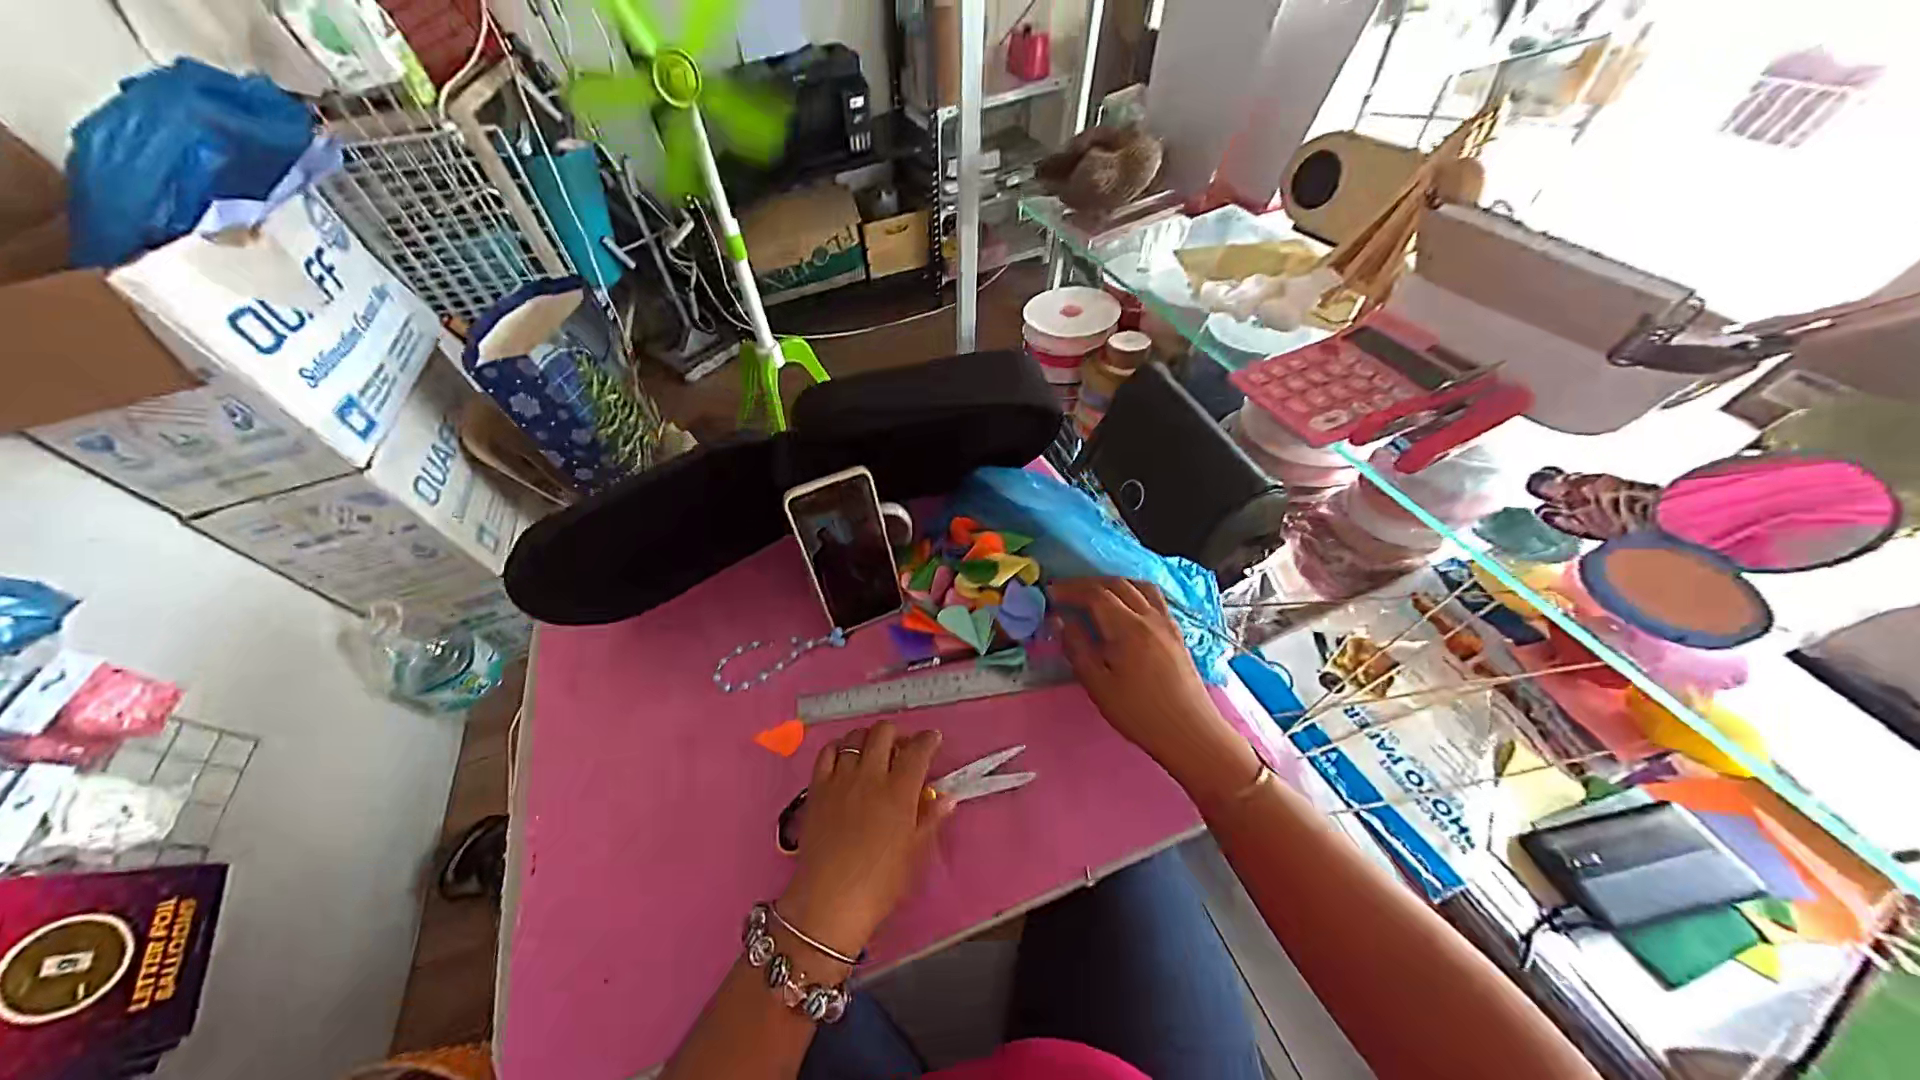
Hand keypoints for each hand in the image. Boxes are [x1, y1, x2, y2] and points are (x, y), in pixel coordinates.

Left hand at [779, 721, 953, 963]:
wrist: (829, 901)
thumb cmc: (879, 883)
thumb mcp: (914, 854)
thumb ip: (930, 819)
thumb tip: (946, 797)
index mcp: (899, 791)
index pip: (918, 750)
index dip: (928, 739)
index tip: (932, 739)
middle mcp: (870, 776)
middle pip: (884, 733)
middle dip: (897, 734)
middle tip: (902, 749)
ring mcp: (841, 779)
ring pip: (855, 738)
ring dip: (869, 738)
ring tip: (874, 752)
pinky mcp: (817, 788)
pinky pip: (827, 752)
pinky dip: (839, 748)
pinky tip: (845, 759)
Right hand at [1051, 578, 1258, 807]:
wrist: (1190, 732)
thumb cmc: (1139, 713)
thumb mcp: (1098, 685)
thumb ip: (1078, 648)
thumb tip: (1063, 621)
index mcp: (1128, 628)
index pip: (1095, 594)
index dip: (1070, 590)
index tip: (1050, 593)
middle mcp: (1149, 617)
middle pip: (1116, 584)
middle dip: (1087, 583)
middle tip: (1065, 591)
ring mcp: (1166, 623)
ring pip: (1138, 586)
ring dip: (1111, 583)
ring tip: (1093, 593)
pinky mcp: (1176, 632)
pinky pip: (1153, 597)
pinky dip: (1132, 590)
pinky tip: (1125, 605)